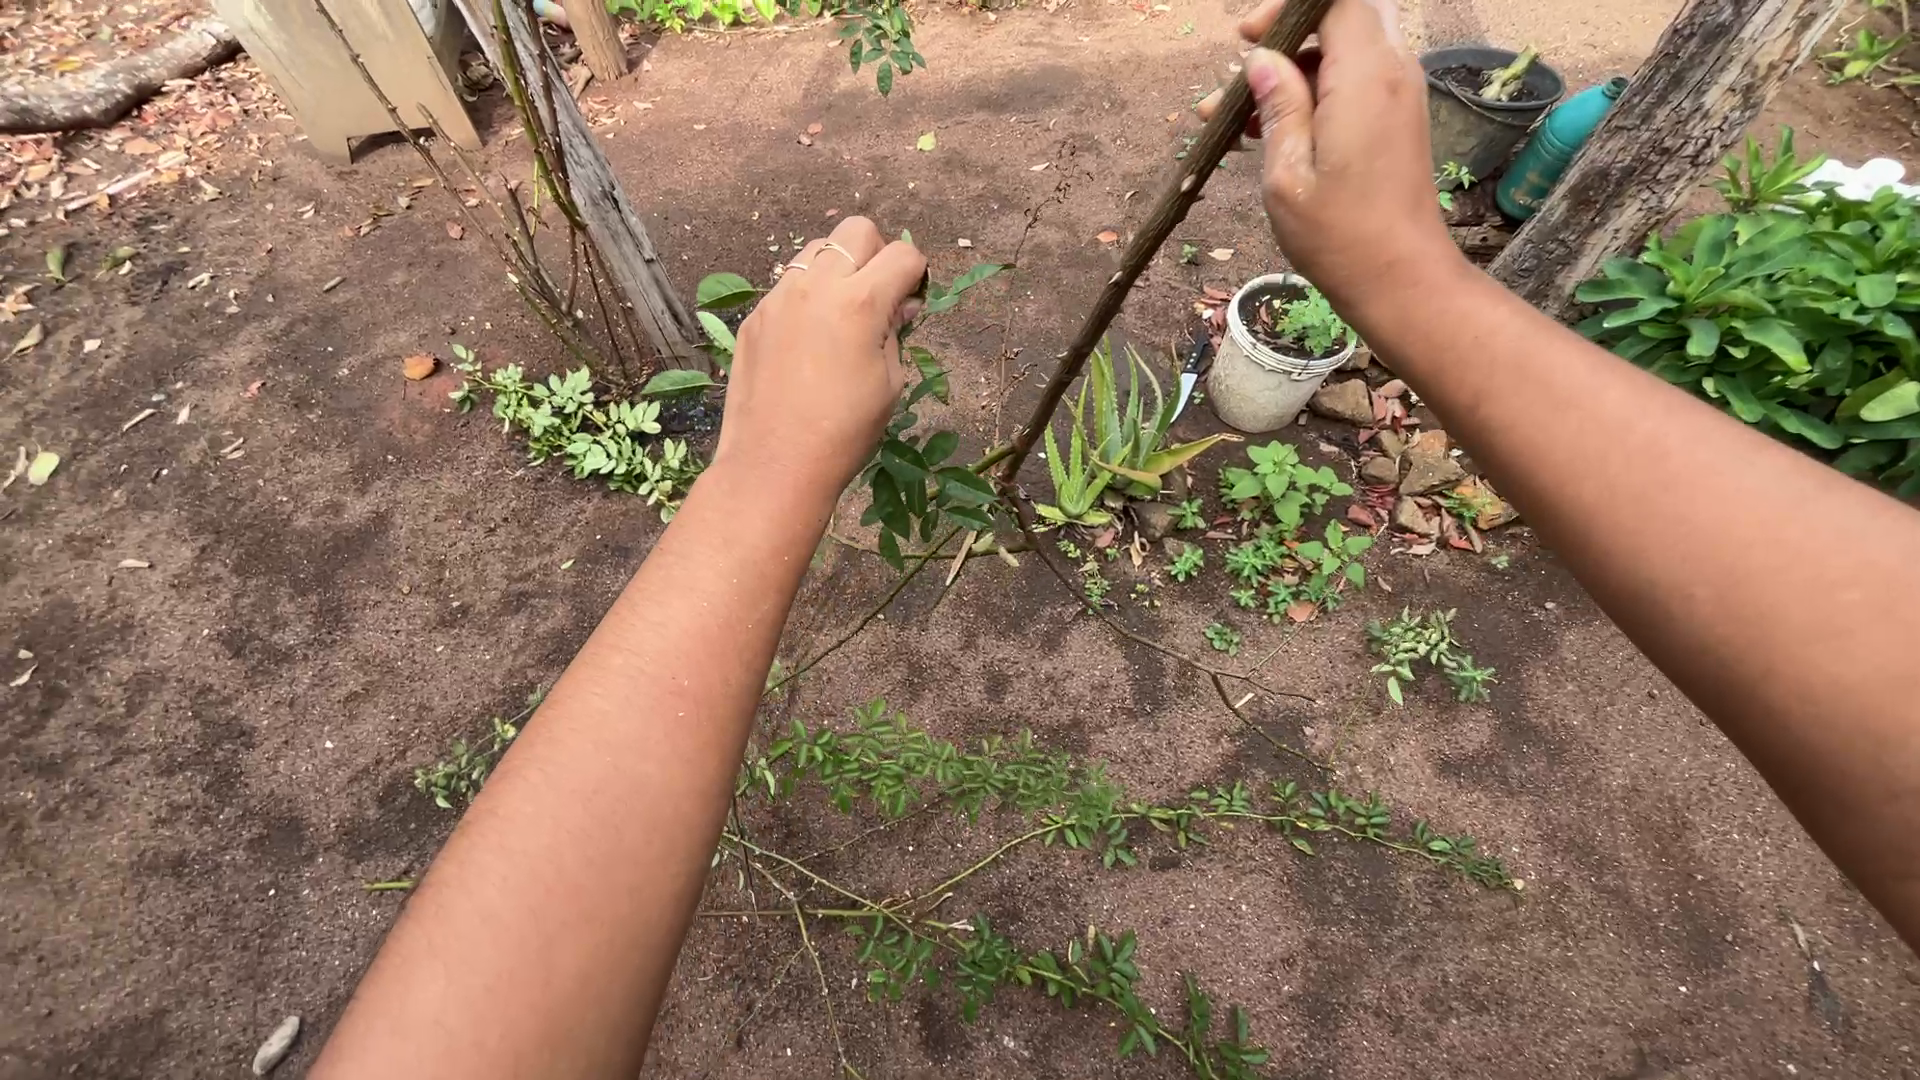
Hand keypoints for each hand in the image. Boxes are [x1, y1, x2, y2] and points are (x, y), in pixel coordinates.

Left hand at [713, 216, 926, 502]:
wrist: (775, 464)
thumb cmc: (845, 433)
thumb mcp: (889, 384)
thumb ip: (895, 333)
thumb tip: (899, 306)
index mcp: (860, 303)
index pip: (902, 254)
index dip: (917, 273)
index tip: (914, 299)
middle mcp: (817, 286)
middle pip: (856, 231)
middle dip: (877, 254)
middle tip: (878, 298)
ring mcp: (779, 298)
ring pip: (816, 251)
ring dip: (838, 270)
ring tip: (841, 316)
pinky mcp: (755, 317)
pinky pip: (788, 286)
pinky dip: (808, 297)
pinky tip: (809, 342)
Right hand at [1199, 0, 1467, 309]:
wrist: (1398, 276)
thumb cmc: (1336, 235)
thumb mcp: (1287, 175)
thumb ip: (1278, 109)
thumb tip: (1261, 61)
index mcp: (1365, 76)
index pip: (1336, 1)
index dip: (1287, 11)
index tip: (1245, 42)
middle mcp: (1393, 71)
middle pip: (1342, 19)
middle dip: (1286, 40)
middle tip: (1238, 82)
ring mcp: (1399, 95)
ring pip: (1343, 54)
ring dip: (1292, 76)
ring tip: (1239, 121)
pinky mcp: (1396, 120)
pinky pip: (1353, 83)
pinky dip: (1313, 96)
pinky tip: (1271, 134)